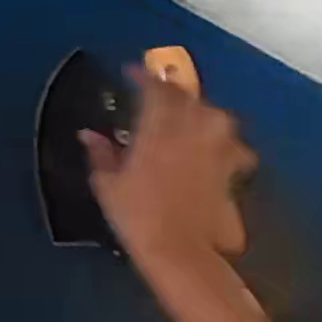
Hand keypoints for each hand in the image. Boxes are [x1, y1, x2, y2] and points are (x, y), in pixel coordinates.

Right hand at [80, 67, 255, 269]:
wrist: (180, 252)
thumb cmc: (135, 214)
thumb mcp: (106, 183)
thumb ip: (101, 154)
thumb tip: (88, 134)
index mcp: (159, 131)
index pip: (155, 91)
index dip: (143, 77)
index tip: (130, 70)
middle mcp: (193, 134)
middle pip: (188, 99)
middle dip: (171, 91)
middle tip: (154, 92)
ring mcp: (217, 153)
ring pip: (214, 116)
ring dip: (198, 110)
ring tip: (183, 114)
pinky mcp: (232, 172)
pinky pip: (228, 144)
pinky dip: (218, 139)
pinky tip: (209, 147)